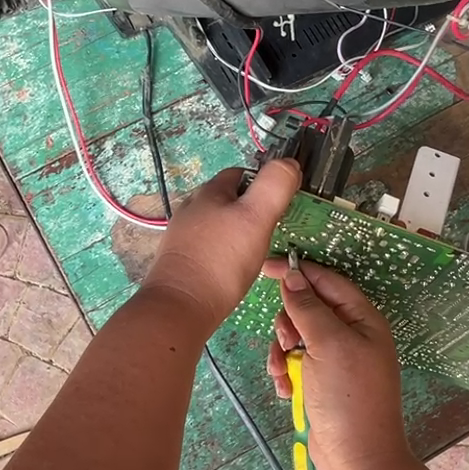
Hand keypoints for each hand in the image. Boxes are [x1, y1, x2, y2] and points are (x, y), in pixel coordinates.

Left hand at [139, 160, 301, 332]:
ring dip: (235, 232)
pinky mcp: (179, 260)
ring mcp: (181, 235)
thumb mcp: (256, 217)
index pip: (241, 173)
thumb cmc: (222, 259)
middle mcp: (191, 209)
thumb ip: (274, 187)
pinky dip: (222, 252)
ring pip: (216, 224)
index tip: (282, 203)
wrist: (181, 306)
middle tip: (271, 229)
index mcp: (209, 192)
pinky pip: (207, 247)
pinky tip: (232, 269)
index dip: (264, 183)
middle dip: (249, 209)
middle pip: (227, 199)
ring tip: (254, 251)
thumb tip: (289, 163)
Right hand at [262, 260, 407, 469]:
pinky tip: (284, 388)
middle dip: (289, 321)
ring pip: (296, 335)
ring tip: (282, 371)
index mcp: (362, 319)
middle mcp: (351, 334)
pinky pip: (294, 361)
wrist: (356, 458)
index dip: (298, 272)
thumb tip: (293, 276)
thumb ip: (308, 307)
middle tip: (287, 342)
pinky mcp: (320, 380)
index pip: (327, 281)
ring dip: (282, 350)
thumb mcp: (328, 344)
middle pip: (308, 307)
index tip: (266, 268)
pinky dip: (285, 370)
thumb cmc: (348, 396)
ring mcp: (335, 359)